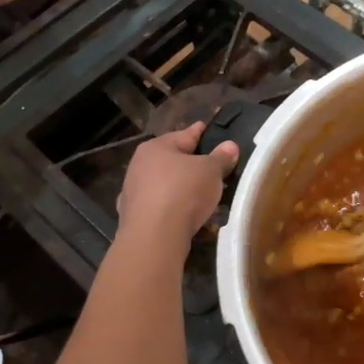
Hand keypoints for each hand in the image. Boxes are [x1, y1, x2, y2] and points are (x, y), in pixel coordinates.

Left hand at [117, 122, 239, 240]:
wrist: (154, 235)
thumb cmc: (183, 192)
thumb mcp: (210, 171)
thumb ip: (220, 158)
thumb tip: (230, 146)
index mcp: (156, 147)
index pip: (183, 135)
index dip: (198, 132)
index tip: (205, 128)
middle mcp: (139, 165)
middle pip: (170, 159)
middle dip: (188, 161)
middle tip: (208, 164)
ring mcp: (133, 192)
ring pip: (162, 183)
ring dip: (178, 185)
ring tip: (197, 191)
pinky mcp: (133, 216)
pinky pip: (157, 205)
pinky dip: (169, 206)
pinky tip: (180, 213)